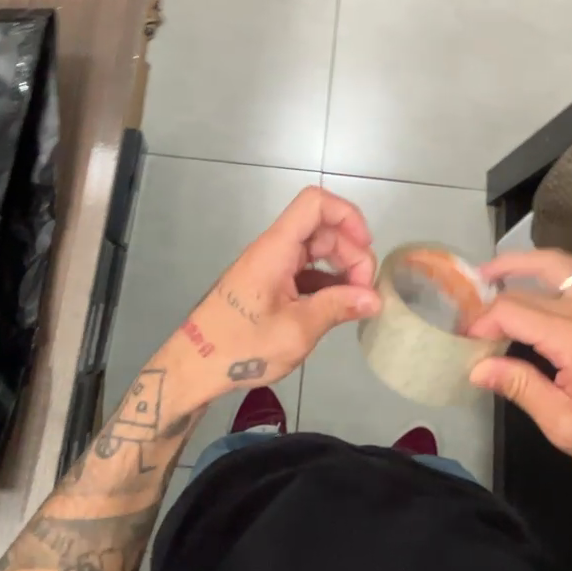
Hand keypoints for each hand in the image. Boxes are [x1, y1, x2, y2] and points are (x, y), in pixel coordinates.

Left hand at [158, 187, 381, 410]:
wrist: (196, 367)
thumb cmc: (241, 346)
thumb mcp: (296, 330)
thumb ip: (337, 308)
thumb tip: (375, 299)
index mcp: (276, 249)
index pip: (315, 203)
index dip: (347, 215)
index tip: (365, 248)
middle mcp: (275, 249)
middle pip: (323, 228)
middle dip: (351, 252)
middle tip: (364, 292)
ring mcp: (272, 265)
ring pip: (317, 249)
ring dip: (342, 269)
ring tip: (355, 303)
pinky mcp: (271, 283)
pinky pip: (307, 269)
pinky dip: (327, 282)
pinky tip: (338, 308)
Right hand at [467, 250, 571, 504]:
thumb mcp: (564, 424)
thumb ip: (520, 388)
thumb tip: (477, 367)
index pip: (512, 312)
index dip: (481, 322)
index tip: (464, 342)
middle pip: (526, 289)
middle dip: (491, 301)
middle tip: (467, 318)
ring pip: (557, 264)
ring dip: (521, 262)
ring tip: (492, 274)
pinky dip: (547, 267)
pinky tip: (530, 281)